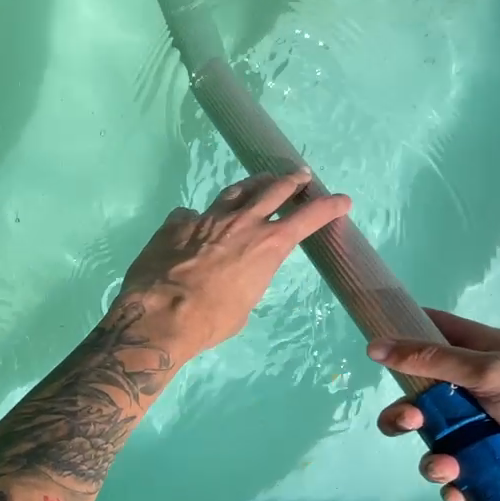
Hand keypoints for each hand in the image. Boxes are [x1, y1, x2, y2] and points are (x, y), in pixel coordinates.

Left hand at [118, 169, 350, 354]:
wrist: (158, 316)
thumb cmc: (207, 322)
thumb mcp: (244, 305)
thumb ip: (248, 281)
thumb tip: (236, 277)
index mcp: (269, 244)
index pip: (311, 215)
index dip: (330, 207)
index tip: (341, 202)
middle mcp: (242, 223)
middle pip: (275, 189)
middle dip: (292, 182)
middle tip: (299, 178)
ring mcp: (206, 220)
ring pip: (236, 191)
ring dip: (251, 185)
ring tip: (258, 183)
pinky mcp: (173, 226)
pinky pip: (188, 214)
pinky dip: (195, 218)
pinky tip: (191, 223)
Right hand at [371, 309, 499, 500]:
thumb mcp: (497, 373)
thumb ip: (435, 361)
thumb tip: (376, 344)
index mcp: (488, 356)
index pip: (437, 334)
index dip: (403, 336)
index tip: (372, 348)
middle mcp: (486, 389)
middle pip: (423, 400)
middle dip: (406, 417)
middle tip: (411, 426)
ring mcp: (494, 428)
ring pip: (438, 443)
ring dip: (433, 460)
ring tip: (449, 471)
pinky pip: (464, 475)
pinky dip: (458, 485)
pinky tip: (464, 491)